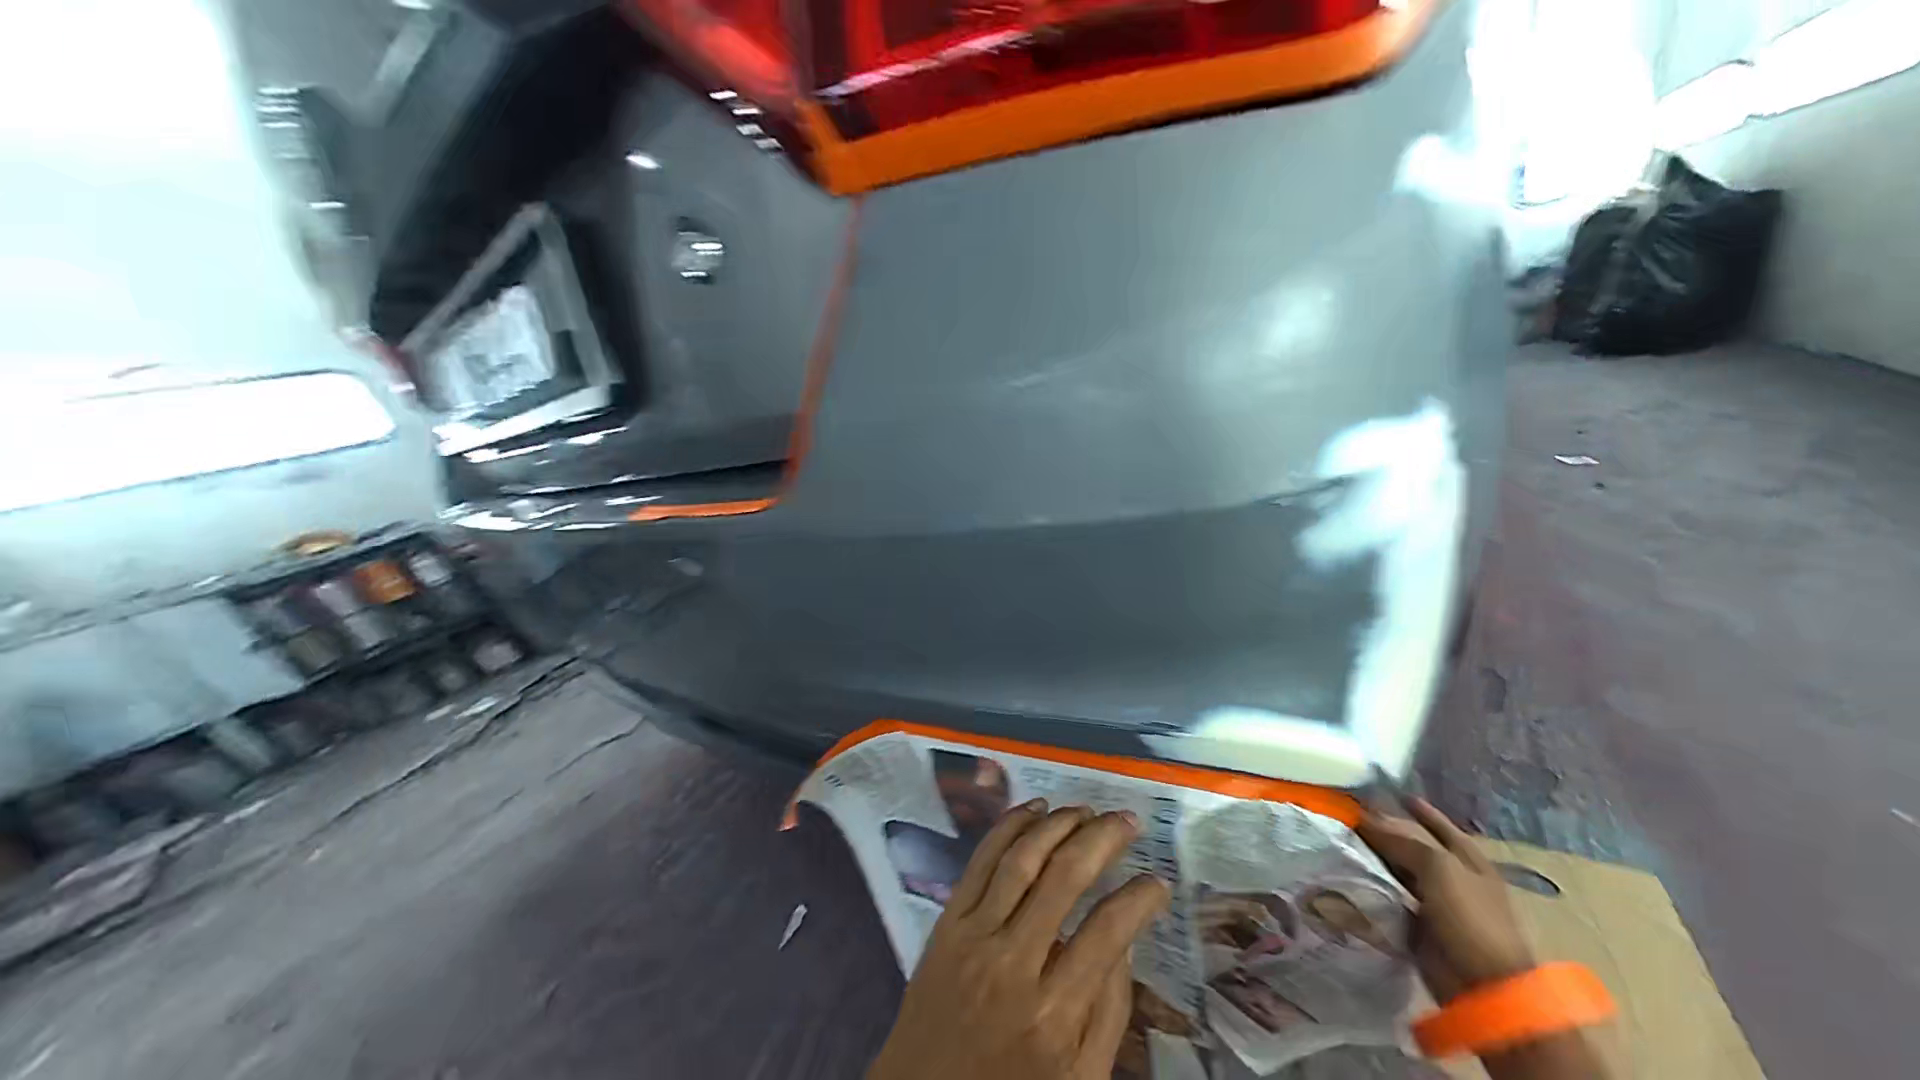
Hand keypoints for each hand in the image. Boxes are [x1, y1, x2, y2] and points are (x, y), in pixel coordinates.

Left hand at [867, 801, 1170, 1079]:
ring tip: (1086, 809)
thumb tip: (1125, 940)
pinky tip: (1034, 810)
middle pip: (1065, 877)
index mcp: (1053, 1013)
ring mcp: (974, 934)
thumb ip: (1108, 1012)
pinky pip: (981, 861)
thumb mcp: (1078, 1078)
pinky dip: (1009, 827)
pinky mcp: (946, 920)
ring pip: (1022, 858)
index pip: (1107, 932)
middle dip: (1103, 839)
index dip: (1139, 898)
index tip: (1158, 881)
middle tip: (1128, 821)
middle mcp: (1012, 962)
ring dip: (1058, 824)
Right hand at [1357, 796, 1535, 1001]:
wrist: (1482, 985)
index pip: (1436, 823)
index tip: (1381, 792)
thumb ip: (1402, 839)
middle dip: (1381, 831)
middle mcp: (1451, 875)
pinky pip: (1387, 896)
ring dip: (1371, 858)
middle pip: (1411, 845)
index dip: (1413, 808)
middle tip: (1344, 816)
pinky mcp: (1416, 923)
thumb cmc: (1469, 917)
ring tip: (1336, 841)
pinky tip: (1344, 873)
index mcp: (1466, 857)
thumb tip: (1364, 819)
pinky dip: (1369, 886)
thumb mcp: (1439, 867)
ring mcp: (1434, 901)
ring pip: (1395, 870)